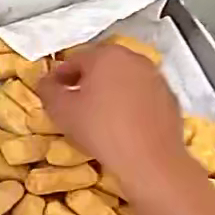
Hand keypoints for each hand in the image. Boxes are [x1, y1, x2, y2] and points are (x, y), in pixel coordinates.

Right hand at [37, 43, 197, 200]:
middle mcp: (133, 59)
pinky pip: (141, 94)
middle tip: (72, 102)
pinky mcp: (169, 97)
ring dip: (108, 90)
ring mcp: (155, 77)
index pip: (74, 59)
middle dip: (85, 80)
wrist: (149, 158)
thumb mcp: (61, 111)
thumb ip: (47, 90)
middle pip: (101, 65)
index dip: (58, 76)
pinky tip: (120, 123)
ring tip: (96, 114)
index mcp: (105, 56)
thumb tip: (45, 82)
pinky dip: (128, 102)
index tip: (51, 92)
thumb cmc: (99, 129)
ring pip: (123, 78)